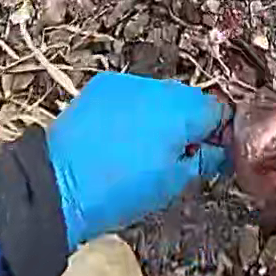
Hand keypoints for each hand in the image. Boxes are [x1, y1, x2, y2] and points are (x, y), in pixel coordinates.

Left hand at [45, 73, 229, 248]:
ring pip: (162, 94)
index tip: (208, 150)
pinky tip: (120, 133)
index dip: (217, 132)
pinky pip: (133, 92)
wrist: (56, 186)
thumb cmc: (116, 192)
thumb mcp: (171, 184)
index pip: (219, 110)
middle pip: (192, 99)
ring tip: (141, 146)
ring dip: (161, 113)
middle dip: (188, 122)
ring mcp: (133, 83)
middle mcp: (162, 89)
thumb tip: (220, 151)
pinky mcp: (106, 84)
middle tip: (174, 153)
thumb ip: (204, 160)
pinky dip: (134, 108)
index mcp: (184, 112)